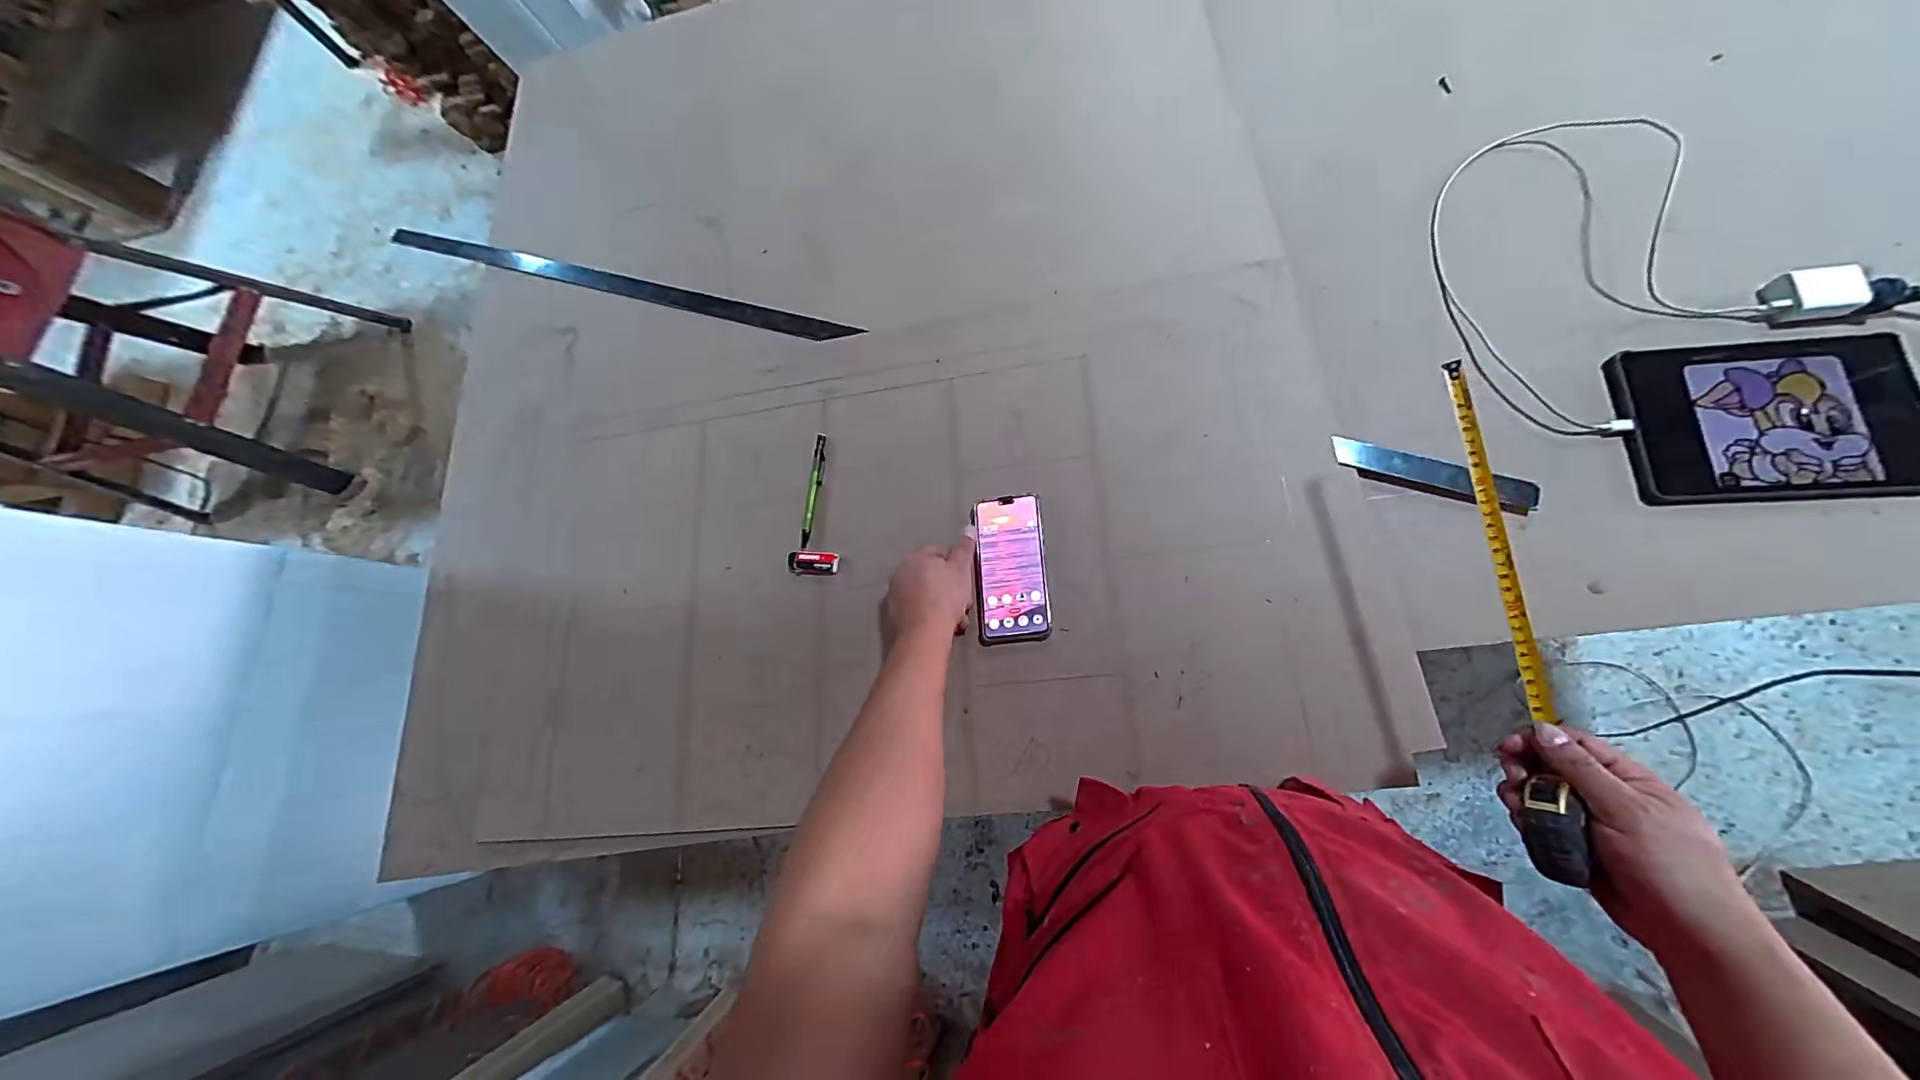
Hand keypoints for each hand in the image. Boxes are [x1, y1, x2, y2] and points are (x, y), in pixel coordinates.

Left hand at [881, 539, 975, 646]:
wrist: (926, 632)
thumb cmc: (945, 596)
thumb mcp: (962, 568)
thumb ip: (965, 548)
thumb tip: (968, 529)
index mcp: (916, 557)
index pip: (940, 551)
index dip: (958, 563)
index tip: (967, 576)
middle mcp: (902, 573)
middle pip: (933, 574)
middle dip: (950, 586)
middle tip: (963, 598)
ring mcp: (897, 595)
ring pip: (928, 594)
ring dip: (944, 603)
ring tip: (957, 616)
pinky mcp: (897, 616)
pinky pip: (920, 610)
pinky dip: (933, 615)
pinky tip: (946, 624)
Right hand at [1497, 724, 1754, 955]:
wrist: (1690, 932)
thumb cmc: (1671, 866)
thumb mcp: (1626, 810)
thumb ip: (1581, 769)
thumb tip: (1544, 730)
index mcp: (1626, 779)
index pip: (1574, 745)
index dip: (1538, 741)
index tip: (1510, 749)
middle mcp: (1605, 796)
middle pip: (1551, 768)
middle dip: (1524, 770)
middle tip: (1514, 782)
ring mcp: (1590, 822)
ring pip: (1541, 796)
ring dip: (1522, 797)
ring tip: (1518, 810)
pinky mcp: (1576, 846)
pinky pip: (1542, 824)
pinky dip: (1528, 822)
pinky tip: (1525, 827)